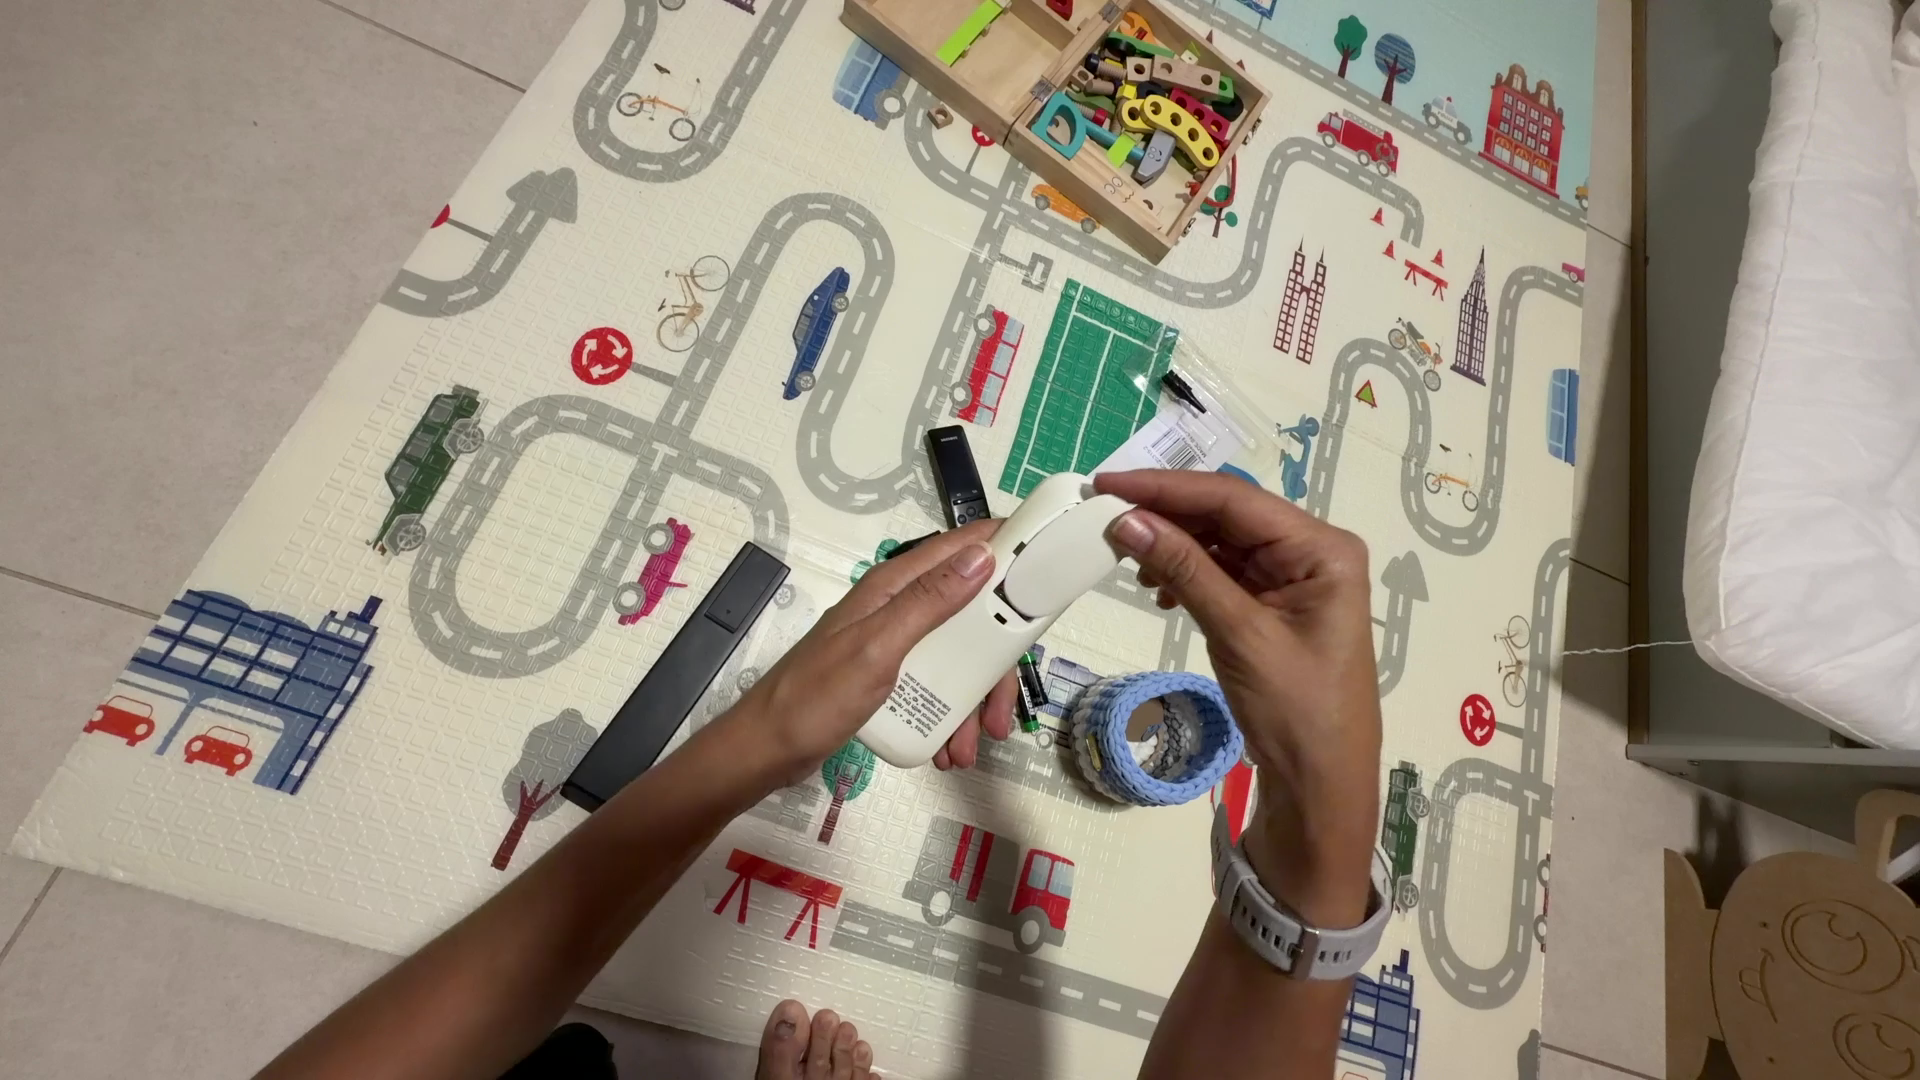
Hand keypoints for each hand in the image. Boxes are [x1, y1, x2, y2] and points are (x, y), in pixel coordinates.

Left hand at [714, 522, 1020, 787]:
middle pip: (970, 613)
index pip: (959, 547)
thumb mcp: (880, 649)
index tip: (1048, 562)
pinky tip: (949, 745)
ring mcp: (896, 641)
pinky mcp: (891, 673)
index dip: (1004, 546)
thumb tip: (981, 555)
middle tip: (1003, 705)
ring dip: (972, 698)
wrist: (766, 751)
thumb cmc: (818, 697)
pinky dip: (949, 711)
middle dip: (994, 658)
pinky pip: (936, 683)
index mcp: (895, 587)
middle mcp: (900, 606)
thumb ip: (929, 602)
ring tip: (973, 743)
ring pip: (957, 654)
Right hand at [1094, 470, 1381, 926]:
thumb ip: (1184, 569)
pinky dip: (1184, 571)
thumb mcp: (1238, 632)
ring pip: (1218, 538)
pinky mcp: (1270, 598)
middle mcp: (1308, 549)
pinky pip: (1219, 568)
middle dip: (1165, 513)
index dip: (1166, 488)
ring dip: (1171, 543)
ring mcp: (1289, 574)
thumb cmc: (1295, 708)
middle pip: (1225, 513)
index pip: (1232, 499)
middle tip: (1104, 513)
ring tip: (1126, 555)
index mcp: (1320, 547)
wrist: (1319, 779)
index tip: (1108, 485)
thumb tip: (1126, 521)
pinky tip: (1157, 588)